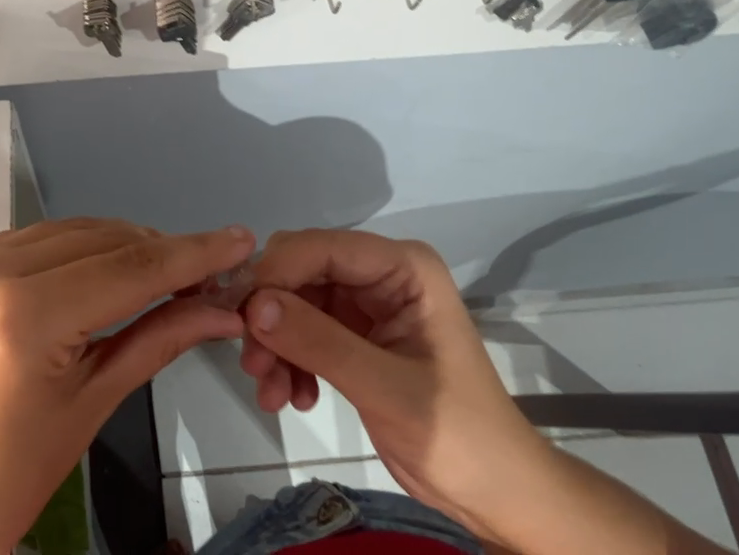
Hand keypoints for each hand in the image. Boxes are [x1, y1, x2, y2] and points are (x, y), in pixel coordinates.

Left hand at [0, 219, 253, 554]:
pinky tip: (108, 267)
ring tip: (166, 270)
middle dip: (162, 252)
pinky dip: (81, 247)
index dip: (191, 254)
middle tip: (209, 269)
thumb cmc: (22, 462)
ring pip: (74, 231)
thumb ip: (163, 338)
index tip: (237, 241)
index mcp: (27, 318)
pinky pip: (40, 238)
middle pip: (104, 241)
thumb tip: (225, 308)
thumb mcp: (99, 398)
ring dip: (124, 245)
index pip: (129, 270)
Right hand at [237, 230, 551, 537]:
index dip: (276, 274)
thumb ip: (319, 342)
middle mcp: (381, 275)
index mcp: (404, 268)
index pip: (322, 247)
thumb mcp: (386, 388)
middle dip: (271, 314)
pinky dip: (289, 361)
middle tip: (254, 365)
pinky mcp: (355, 336)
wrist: (494, 492)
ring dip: (275, 345)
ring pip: (294, 302)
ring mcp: (367, 305)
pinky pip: (303, 332)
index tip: (244, 320)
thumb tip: (254, 307)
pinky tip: (294, 398)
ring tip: (271, 394)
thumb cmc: (458, 435)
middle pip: (301, 271)